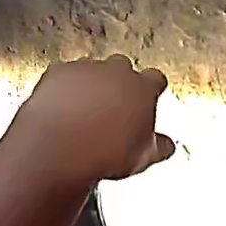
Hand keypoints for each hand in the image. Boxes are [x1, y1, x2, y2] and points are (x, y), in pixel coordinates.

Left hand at [1, 55, 174, 185]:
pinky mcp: (59, 71)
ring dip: (91, 84)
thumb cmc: (104, 151)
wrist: (61, 145)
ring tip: (84, 110)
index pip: (155, 79)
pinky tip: (62, 107)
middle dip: (119, 82)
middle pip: (122, 67)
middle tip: (115, 106)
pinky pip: (65, 74)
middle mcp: (115, 71)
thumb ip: (158, 146)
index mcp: (141, 89)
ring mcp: (86, 68)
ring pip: (92, 69)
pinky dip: (65, 86)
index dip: (152, 87)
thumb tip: (166, 146)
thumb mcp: (142, 157)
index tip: (150, 95)